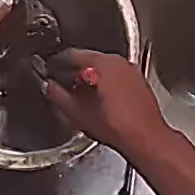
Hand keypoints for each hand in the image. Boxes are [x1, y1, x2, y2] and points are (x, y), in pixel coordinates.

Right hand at [40, 49, 173, 157]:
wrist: (145, 139)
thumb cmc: (117, 126)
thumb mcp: (76, 112)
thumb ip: (57, 95)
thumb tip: (49, 86)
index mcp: (102, 63)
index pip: (71, 55)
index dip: (57, 65)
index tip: (51, 73)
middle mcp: (119, 62)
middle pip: (89, 60)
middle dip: (75, 73)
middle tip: (66, 88)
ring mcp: (131, 71)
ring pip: (104, 69)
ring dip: (92, 79)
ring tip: (84, 99)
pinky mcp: (139, 82)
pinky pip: (117, 77)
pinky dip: (107, 85)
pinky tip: (102, 103)